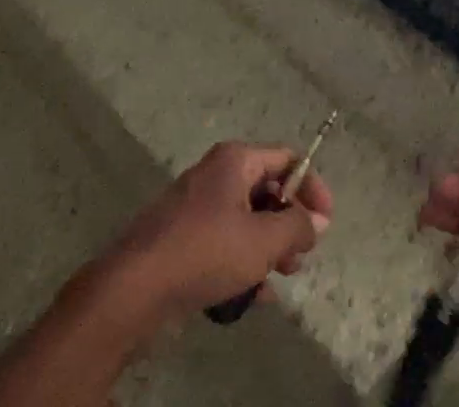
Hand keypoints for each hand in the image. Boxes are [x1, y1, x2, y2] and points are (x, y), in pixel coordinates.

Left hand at [109, 141, 333, 315]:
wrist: (133, 289)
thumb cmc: (205, 252)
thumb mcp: (263, 240)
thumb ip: (297, 227)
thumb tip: (317, 221)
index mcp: (235, 161)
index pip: (288, 159)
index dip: (312, 188)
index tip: (324, 223)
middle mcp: (215, 175)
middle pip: (267, 191)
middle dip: (289, 225)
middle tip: (299, 258)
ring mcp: (195, 207)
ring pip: (246, 221)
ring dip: (267, 249)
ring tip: (276, 280)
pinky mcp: (182, 238)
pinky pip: (223, 243)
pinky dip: (241, 263)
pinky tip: (251, 298)